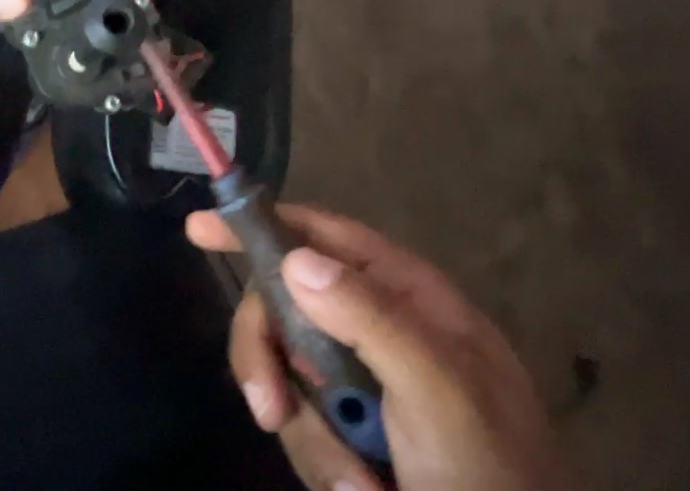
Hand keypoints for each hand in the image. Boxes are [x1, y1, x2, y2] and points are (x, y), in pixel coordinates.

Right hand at [187, 205, 562, 490]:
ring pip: (285, 374)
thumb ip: (372, 320)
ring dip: (310, 435)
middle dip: (269, 360)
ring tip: (358, 487)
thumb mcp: (439, 394)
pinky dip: (322, 464)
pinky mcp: (351, 429)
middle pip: (284, 307)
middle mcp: (378, 328)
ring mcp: (363, 381)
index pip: (324, 236)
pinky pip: (301, 426)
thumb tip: (296, 259)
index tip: (198, 227)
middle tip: (268, 409)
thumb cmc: (491, 476)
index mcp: (409, 297)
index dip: (261, 225)